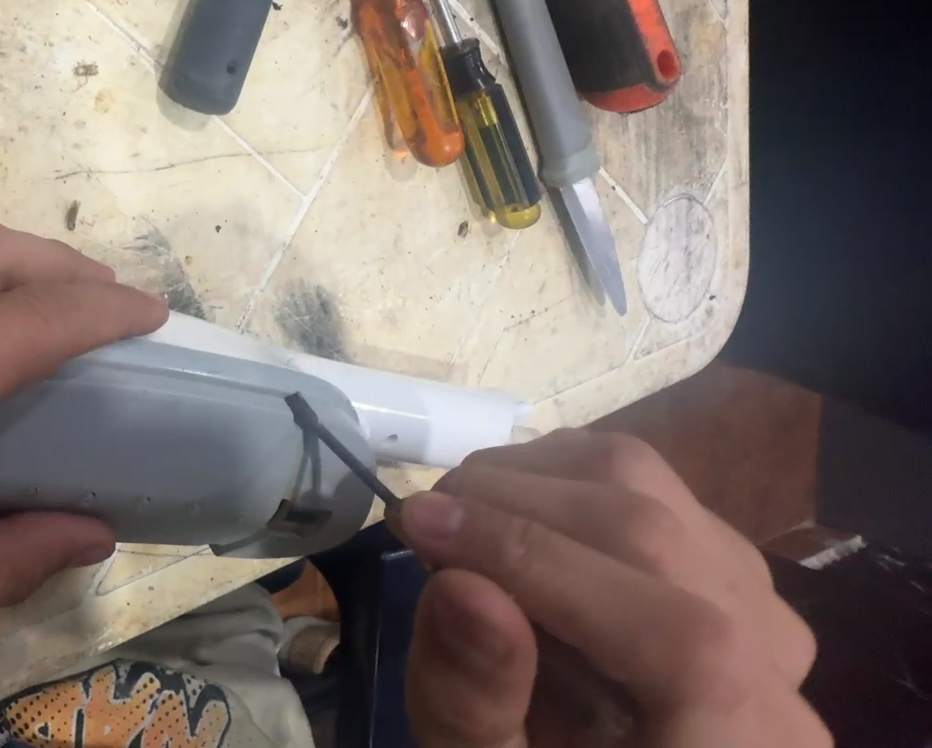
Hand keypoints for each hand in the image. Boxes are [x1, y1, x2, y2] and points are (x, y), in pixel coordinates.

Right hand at [391, 429, 825, 747]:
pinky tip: (505, 513)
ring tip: (459, 517)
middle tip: (420, 524)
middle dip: (504, 504)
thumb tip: (458, 582)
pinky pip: (632, 472)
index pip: (668, 631)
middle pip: (647, 529)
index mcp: (738, 744)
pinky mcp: (710, 548)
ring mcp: (750, 592)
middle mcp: (774, 662)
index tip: (414, 525)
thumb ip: (473, 698)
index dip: (529, 559)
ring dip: (521, 476)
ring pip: (637, 476)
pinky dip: (546, 469)